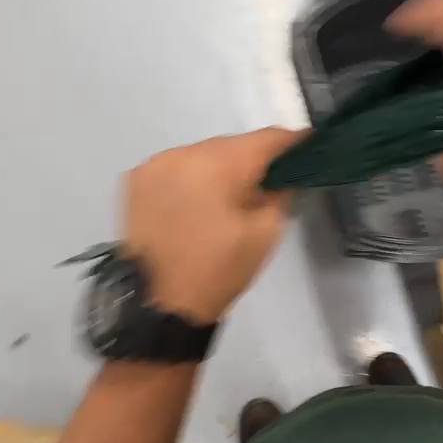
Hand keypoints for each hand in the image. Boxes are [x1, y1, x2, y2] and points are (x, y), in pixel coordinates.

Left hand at [124, 127, 301, 323]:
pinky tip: (195, 201)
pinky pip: (176, 167)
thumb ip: (279, 192)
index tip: (307, 145)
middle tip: (268, 179)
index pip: (265, 139)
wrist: (159, 303)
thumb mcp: (265, 233)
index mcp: (219, 165)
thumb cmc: (219, 270)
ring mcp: (155, 164)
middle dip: (252, 158)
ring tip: (227, 196)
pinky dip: (191, 177)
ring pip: (202, 154)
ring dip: (219, 167)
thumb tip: (281, 174)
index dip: (291, 141)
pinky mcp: (136, 179)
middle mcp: (184, 153)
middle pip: (231, 144)